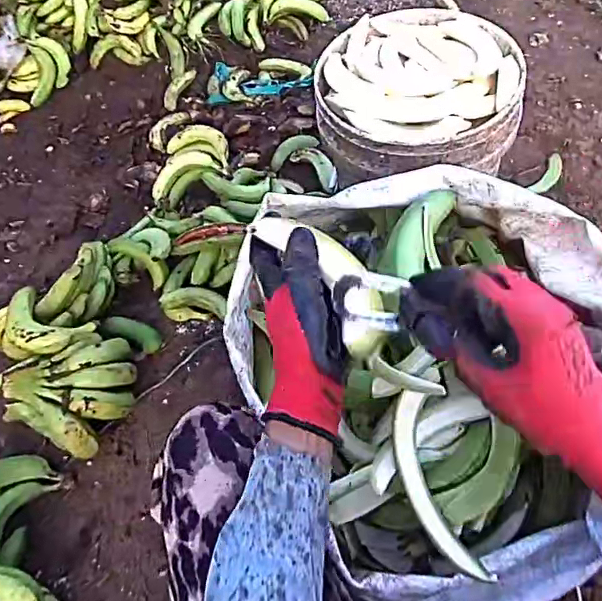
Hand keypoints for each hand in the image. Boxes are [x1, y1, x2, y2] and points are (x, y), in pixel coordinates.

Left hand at [249, 230, 345, 444]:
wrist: (315, 384)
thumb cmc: (307, 339)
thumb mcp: (304, 296)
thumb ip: (300, 265)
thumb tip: (297, 232)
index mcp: (276, 288)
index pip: (263, 253)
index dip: (266, 233)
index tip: (276, 216)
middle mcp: (280, 297)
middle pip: (280, 264)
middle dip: (289, 245)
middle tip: (306, 227)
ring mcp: (294, 310)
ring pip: (297, 277)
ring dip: (308, 261)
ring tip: (326, 245)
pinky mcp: (311, 323)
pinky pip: (315, 292)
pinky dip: (323, 280)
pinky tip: (338, 278)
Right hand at [400, 266, 601, 531]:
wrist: (594, 433)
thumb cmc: (542, 412)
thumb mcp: (490, 385)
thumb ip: (459, 351)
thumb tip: (432, 326)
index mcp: (525, 315)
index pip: (474, 283)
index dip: (442, 283)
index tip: (418, 288)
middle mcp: (543, 303)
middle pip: (493, 275)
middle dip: (460, 282)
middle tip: (435, 297)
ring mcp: (556, 310)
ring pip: (510, 282)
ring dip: (480, 290)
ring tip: (456, 309)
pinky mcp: (560, 320)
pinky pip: (523, 296)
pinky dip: (498, 300)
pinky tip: (485, 322)